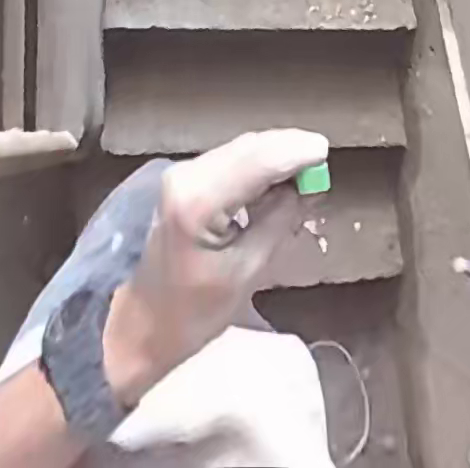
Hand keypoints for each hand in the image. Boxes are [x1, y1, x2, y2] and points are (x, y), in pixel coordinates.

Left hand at [101, 129, 328, 404]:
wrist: (143, 321)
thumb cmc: (194, 311)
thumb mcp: (247, 271)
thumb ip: (278, 220)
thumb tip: (306, 186)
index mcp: (197, 201)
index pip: (254, 162)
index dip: (292, 151)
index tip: (325, 149)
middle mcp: (185, 175)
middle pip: (246, 148)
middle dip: (286, 148)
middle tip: (322, 156)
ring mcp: (181, 173)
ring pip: (238, 150)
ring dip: (272, 154)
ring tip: (307, 165)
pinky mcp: (183, 179)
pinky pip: (228, 161)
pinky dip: (256, 163)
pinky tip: (277, 174)